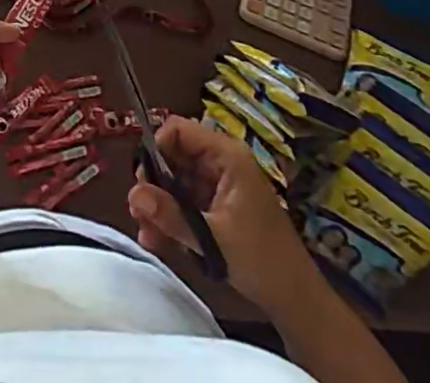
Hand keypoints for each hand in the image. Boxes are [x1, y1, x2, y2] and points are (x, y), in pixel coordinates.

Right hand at [128, 116, 320, 311]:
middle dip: (152, 185)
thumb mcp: (212, 237)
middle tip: (140, 214)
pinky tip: (159, 241)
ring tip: (148, 235)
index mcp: (227, 156)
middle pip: (171, 155)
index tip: (144, 182)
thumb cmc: (261, 260)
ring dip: (157, 205)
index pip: (178, 129)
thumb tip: (132, 194)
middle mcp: (220, 162)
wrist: (296, 299)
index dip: (156, 148)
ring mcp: (217, 183)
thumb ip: (170, 214)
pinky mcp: (214, 204)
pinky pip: (181, 199)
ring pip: (172, 180)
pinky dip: (169, 217)